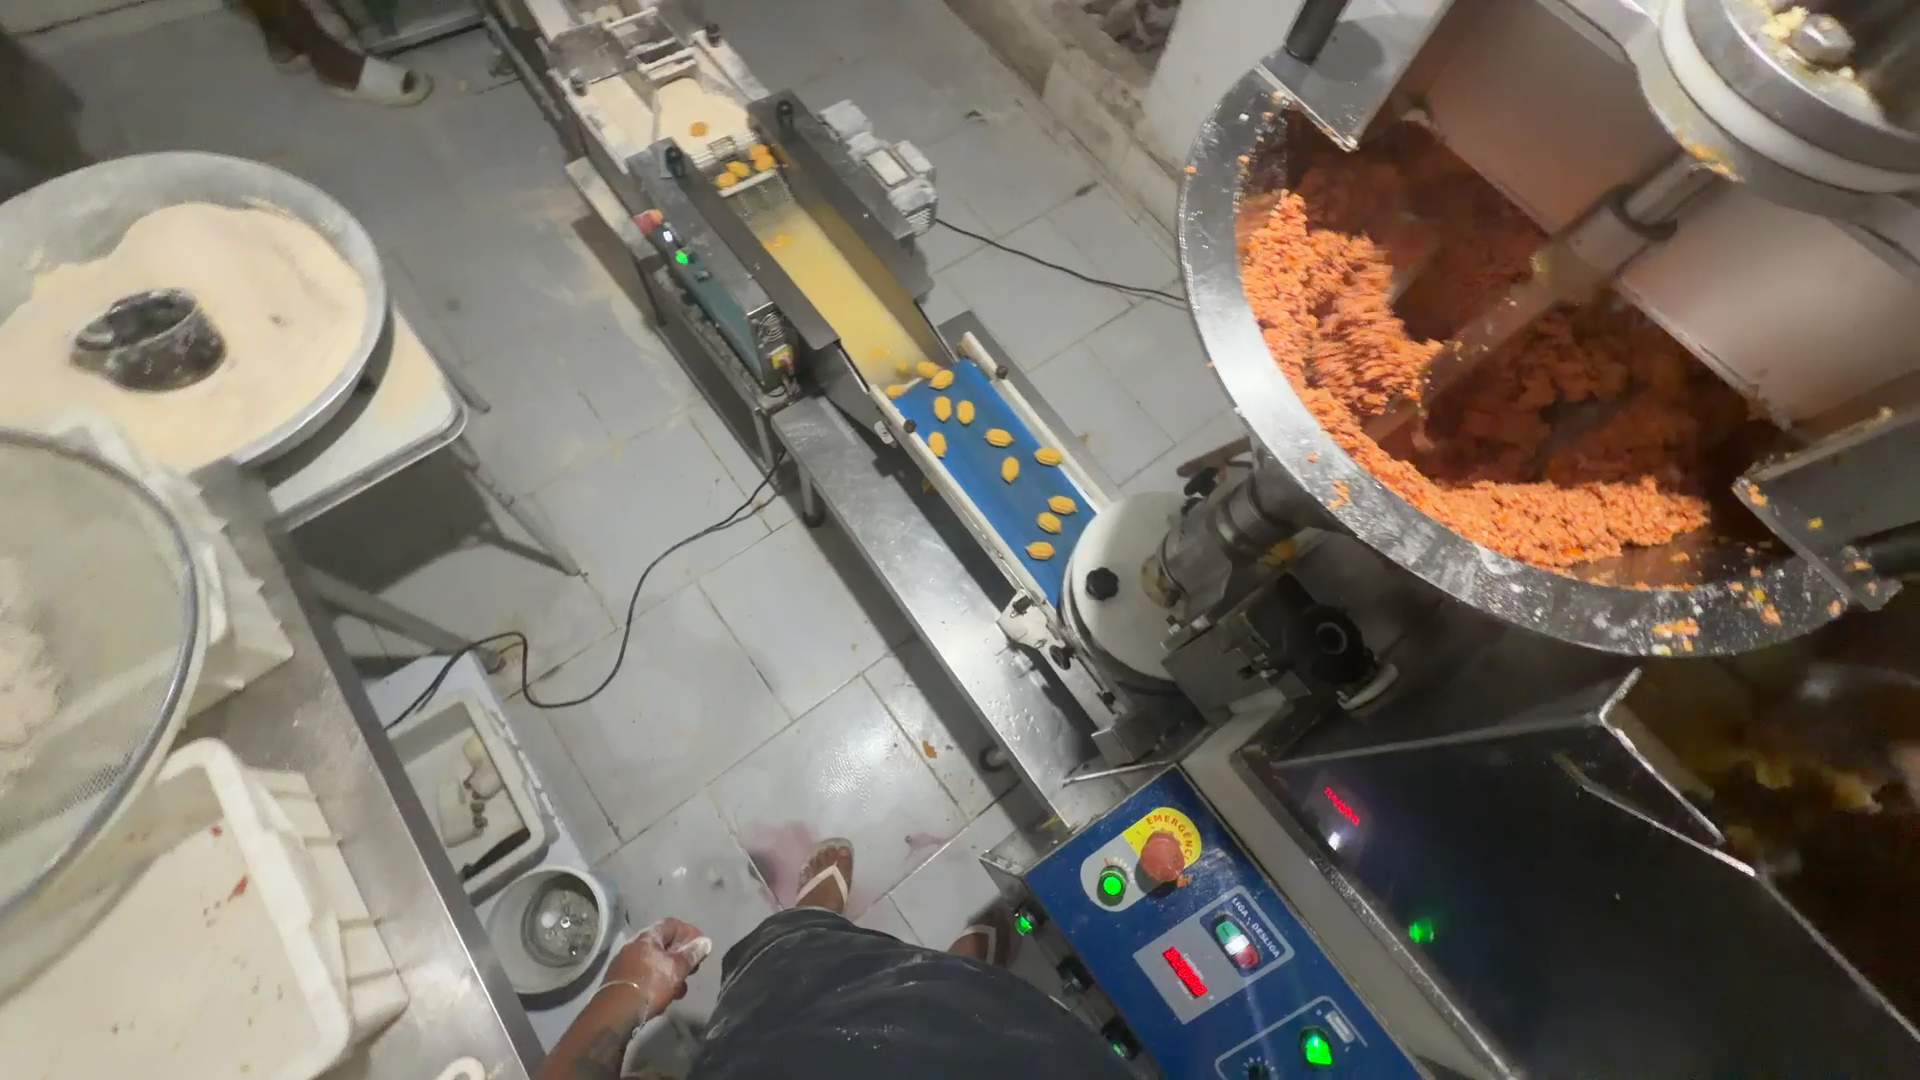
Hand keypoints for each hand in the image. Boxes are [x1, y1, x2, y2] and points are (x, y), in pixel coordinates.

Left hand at [602, 917, 709, 1021]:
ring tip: (680, 989)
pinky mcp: (618, 982)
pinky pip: (643, 976)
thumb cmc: (650, 985)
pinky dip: (656, 982)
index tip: (701, 945)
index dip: (689, 932)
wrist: (614, 1015)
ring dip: (670, 973)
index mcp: (647, 936)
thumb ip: (692, 954)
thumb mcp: (677, 969)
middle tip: (692, 969)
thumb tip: (705, 941)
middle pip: (663, 945)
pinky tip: (663, 996)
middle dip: (680, 957)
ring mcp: (623, 964)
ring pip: (654, 963)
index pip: (672, 924)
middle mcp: (633, 945)